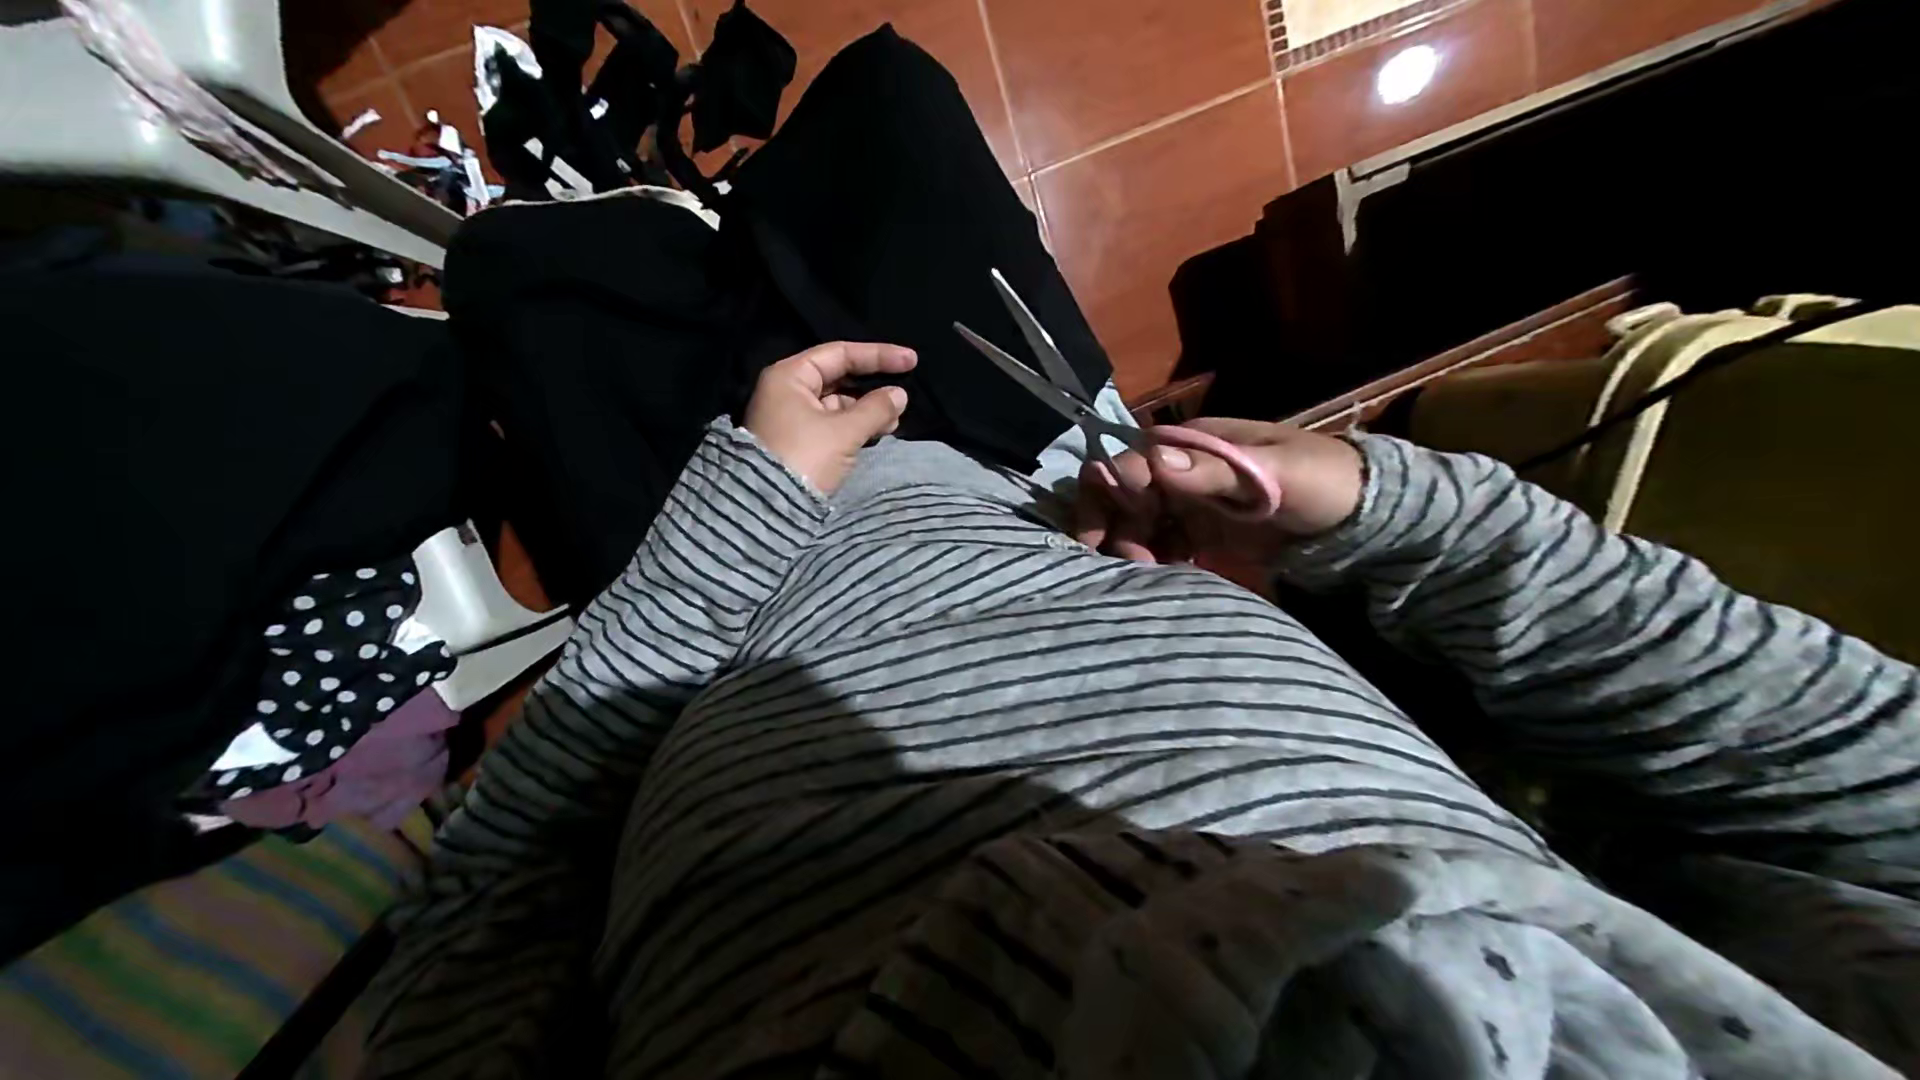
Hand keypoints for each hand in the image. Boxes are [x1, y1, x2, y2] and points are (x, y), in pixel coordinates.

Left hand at [744, 341, 916, 494]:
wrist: (767, 508)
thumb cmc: (805, 458)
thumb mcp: (845, 432)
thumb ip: (876, 409)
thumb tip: (899, 395)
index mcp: (790, 376)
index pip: (840, 354)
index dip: (878, 355)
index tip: (912, 361)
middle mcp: (786, 391)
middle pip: (838, 378)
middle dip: (872, 388)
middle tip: (901, 400)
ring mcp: (790, 418)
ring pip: (837, 404)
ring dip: (866, 411)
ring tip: (892, 424)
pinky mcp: (797, 441)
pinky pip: (831, 424)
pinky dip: (854, 426)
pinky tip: (875, 434)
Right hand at [1072, 418, 1363, 565]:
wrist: (1358, 519)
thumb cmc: (1321, 482)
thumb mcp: (1275, 472)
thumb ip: (1215, 469)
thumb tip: (1155, 460)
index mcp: (1189, 445)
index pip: (1129, 460)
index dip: (1114, 491)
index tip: (1129, 526)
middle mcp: (1177, 470)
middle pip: (1119, 492)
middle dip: (1109, 524)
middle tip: (1120, 561)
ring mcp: (1185, 503)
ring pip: (1132, 521)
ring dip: (1127, 547)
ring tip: (1145, 576)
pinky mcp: (1196, 532)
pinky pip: (1157, 543)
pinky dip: (1150, 559)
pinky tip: (1159, 578)